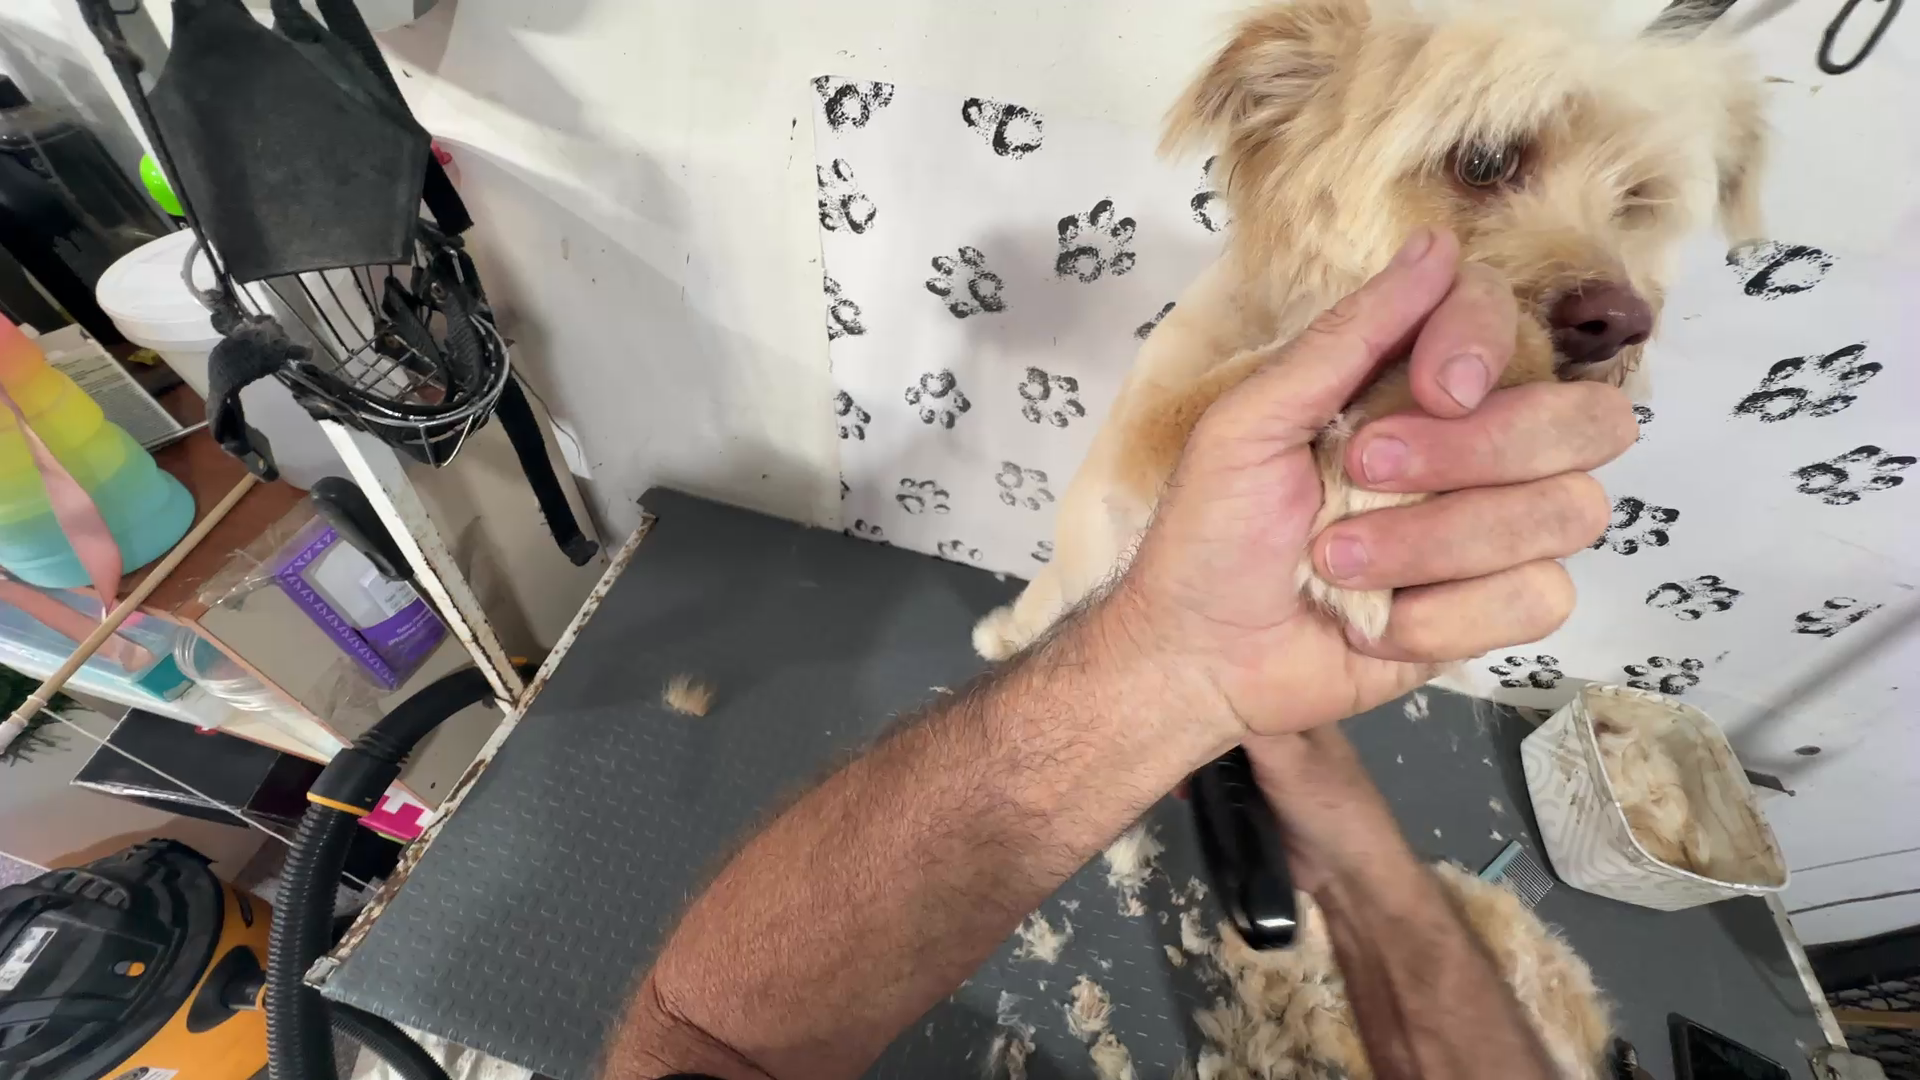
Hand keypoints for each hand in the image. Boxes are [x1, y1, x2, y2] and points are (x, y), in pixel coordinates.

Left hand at [1114, 227, 1635, 738]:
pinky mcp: (1484, 612)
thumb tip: (1435, 247)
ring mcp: (1482, 535)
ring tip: (1330, 562)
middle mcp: (1464, 454)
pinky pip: (1536, 599)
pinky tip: (1372, 621)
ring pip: (1564, 513)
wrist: (1199, 651)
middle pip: (1583, 420)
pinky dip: (1442, 616)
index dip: (1488, 344)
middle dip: (1472, 452)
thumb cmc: (1210, 533)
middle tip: (1361, 475)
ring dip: (1432, 543)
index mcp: (1403, 396)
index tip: (1436, 387)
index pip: (1512, 328)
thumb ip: (1339, 342)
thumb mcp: (1247, 426)